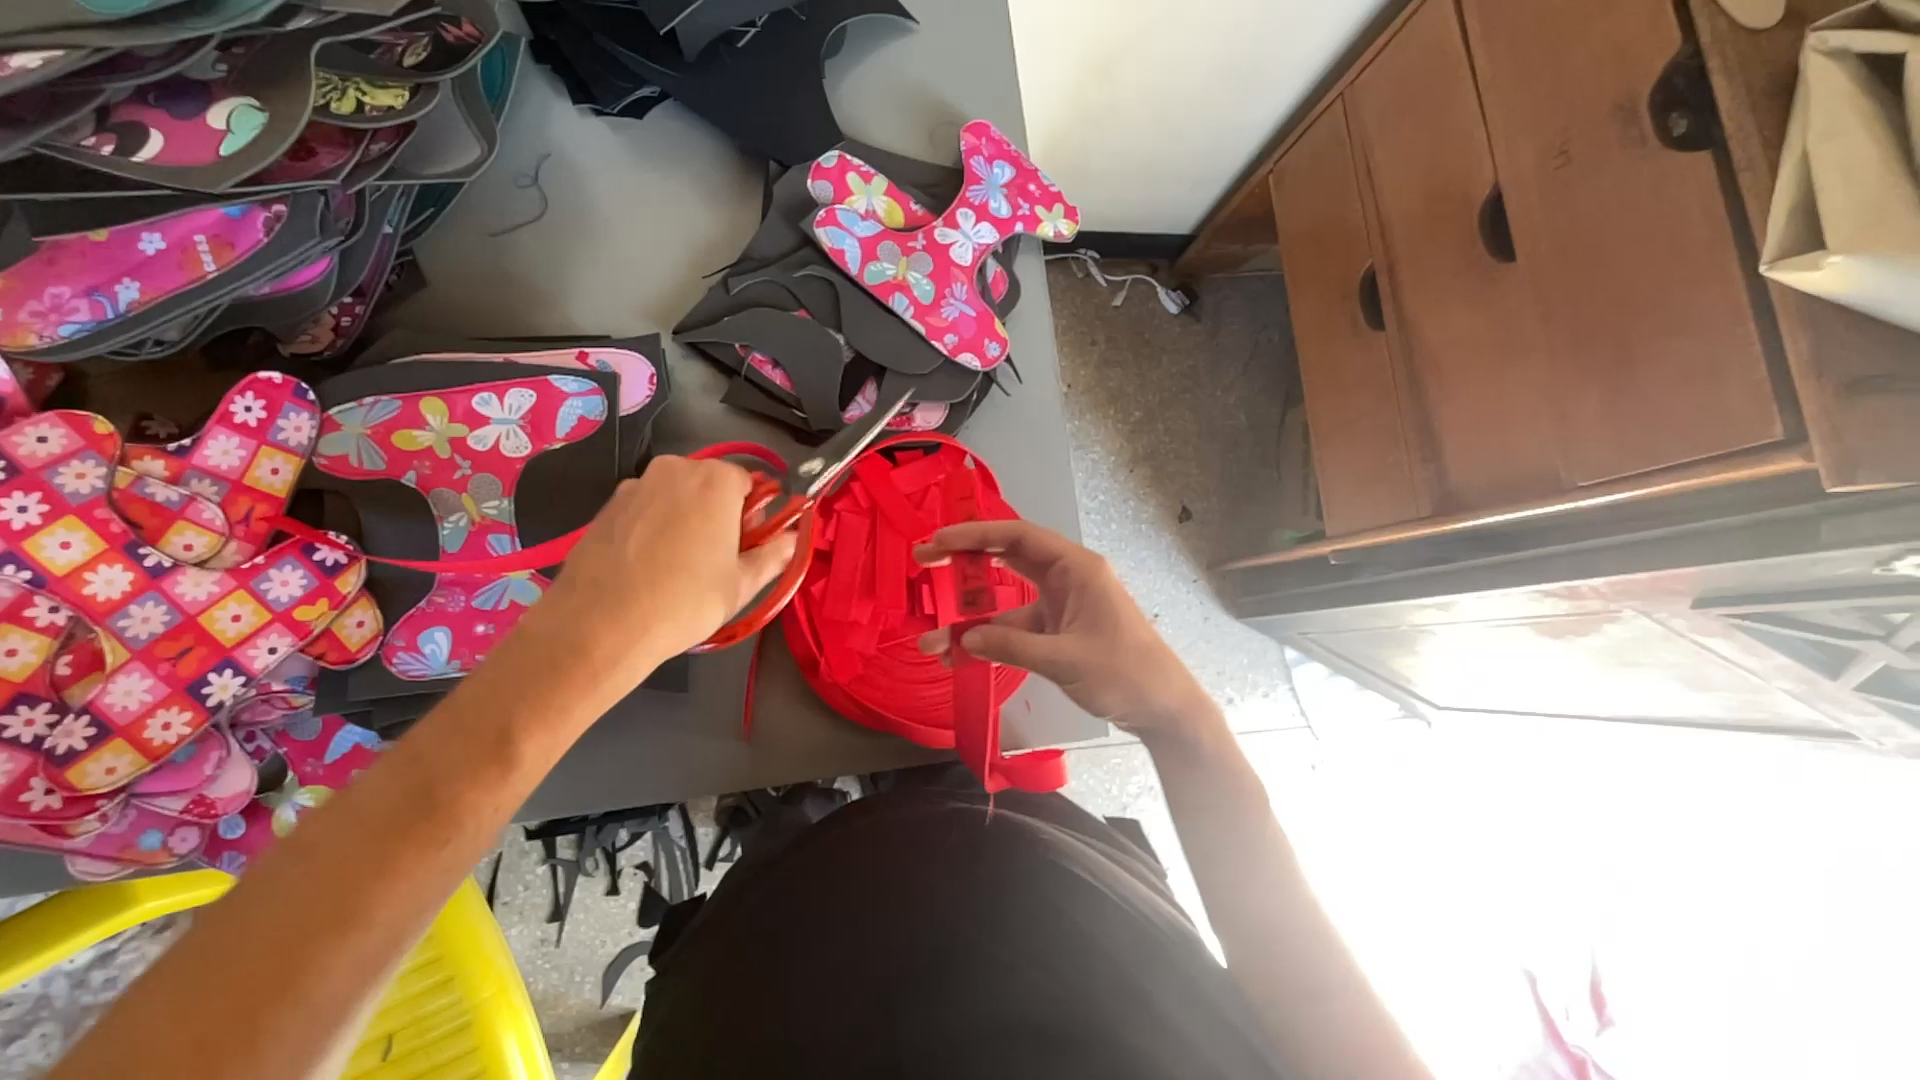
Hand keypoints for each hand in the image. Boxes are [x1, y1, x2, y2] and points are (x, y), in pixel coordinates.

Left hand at [529, 455, 796, 682]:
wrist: (600, 625)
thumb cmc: (685, 602)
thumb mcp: (741, 584)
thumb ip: (773, 555)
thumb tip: (792, 538)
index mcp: (715, 481)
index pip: (749, 483)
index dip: (753, 515)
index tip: (748, 546)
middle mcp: (674, 470)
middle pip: (709, 485)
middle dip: (718, 514)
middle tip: (716, 559)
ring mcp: (634, 486)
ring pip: (674, 498)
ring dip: (683, 521)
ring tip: (677, 568)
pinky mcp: (605, 507)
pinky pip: (643, 511)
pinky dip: (651, 530)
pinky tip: (647, 569)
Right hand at [914, 520, 1217, 743]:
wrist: (1163, 707)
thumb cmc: (1126, 673)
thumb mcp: (1065, 659)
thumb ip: (1012, 646)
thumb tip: (963, 639)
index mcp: (1076, 568)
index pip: (1017, 537)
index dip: (973, 535)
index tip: (937, 542)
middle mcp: (1066, 578)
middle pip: (1006, 558)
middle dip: (964, 561)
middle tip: (923, 562)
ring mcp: (1061, 605)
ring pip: (1005, 599)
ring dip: (971, 614)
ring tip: (932, 634)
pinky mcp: (1057, 631)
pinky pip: (1014, 627)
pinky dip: (988, 639)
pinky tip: (961, 654)